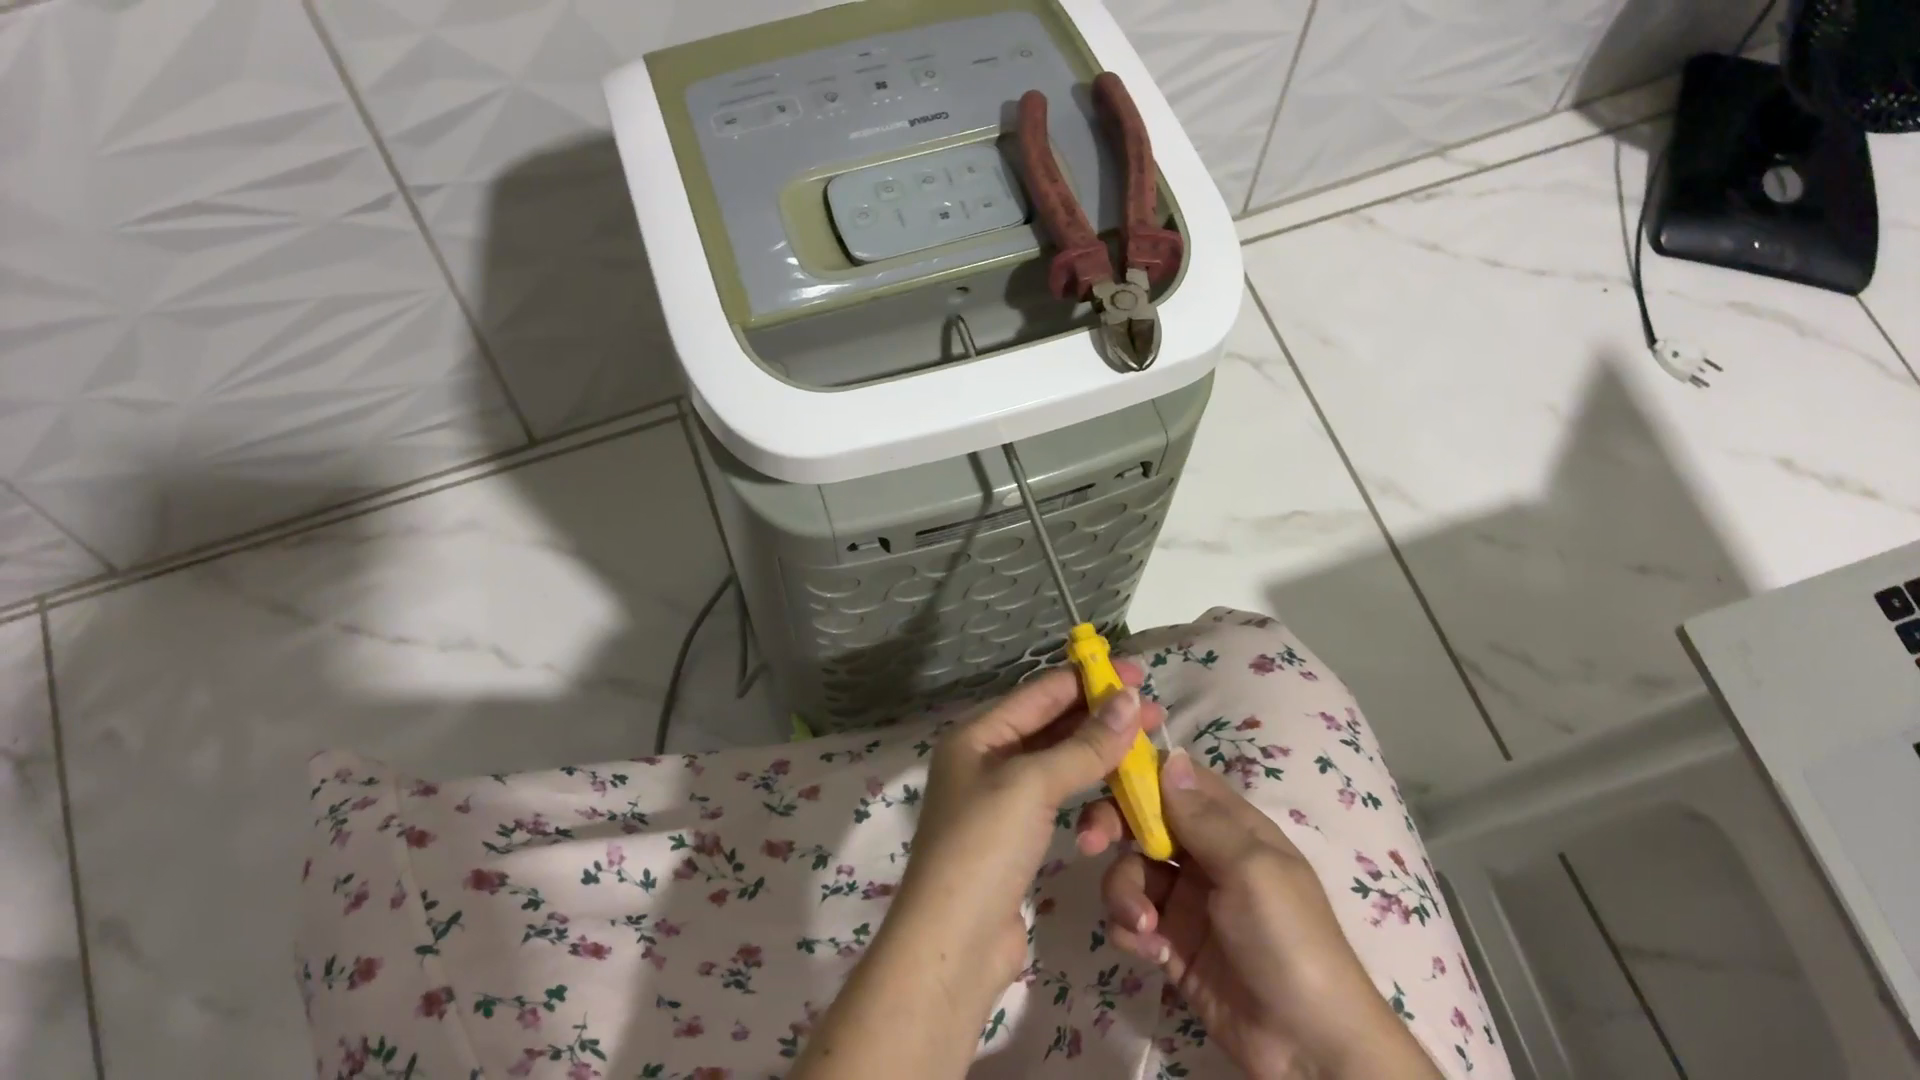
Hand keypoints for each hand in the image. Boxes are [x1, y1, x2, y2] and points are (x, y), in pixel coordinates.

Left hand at [791, 668, 1165, 1079]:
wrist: (954, 942)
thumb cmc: (984, 847)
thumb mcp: (1032, 784)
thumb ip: (1083, 743)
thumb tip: (1129, 699)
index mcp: (978, 734)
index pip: (1041, 692)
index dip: (1089, 680)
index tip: (1139, 677)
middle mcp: (987, 759)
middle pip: (1053, 725)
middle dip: (1103, 719)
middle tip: (1156, 718)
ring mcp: (1002, 801)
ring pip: (1060, 764)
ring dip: (1100, 758)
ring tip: (1147, 759)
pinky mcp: (1019, 837)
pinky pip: (1060, 799)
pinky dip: (1088, 794)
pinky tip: (1118, 798)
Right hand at [1077, 749, 1441, 1079]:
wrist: (1307, 1047)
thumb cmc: (1289, 941)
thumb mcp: (1251, 870)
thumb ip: (1202, 817)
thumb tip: (1169, 754)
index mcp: (1233, 828)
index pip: (1176, 781)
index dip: (1139, 773)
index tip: (1101, 776)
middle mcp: (1204, 856)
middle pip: (1141, 821)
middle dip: (1112, 828)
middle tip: (1089, 844)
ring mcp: (1185, 901)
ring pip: (1129, 871)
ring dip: (1124, 893)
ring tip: (1144, 928)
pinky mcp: (1169, 943)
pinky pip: (1129, 919)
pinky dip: (1131, 931)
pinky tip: (1154, 954)